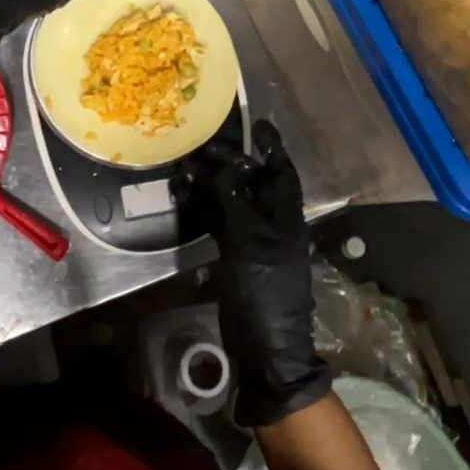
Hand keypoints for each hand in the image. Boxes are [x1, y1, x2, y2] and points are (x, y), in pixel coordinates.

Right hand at [177, 120, 329, 426]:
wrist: (265, 344)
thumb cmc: (266, 288)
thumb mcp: (250, 239)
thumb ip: (234, 200)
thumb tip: (222, 167)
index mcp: (286, 214)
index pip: (281, 169)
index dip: (269, 146)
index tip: (254, 124)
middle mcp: (272, 221)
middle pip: (251, 181)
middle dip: (229, 162)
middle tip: (201, 144)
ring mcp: (252, 238)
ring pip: (232, 199)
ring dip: (210, 184)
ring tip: (183, 166)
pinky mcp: (235, 254)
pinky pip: (219, 222)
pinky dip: (203, 208)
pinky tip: (183, 196)